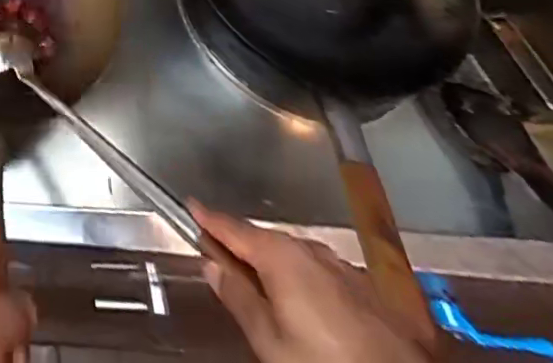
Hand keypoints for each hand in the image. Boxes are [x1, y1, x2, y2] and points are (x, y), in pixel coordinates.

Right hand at [191, 201, 433, 362]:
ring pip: (290, 253)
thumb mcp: (270, 342)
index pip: (234, 228)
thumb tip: (211, 265)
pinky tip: (293, 295)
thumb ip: (239, 298)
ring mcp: (339, 265)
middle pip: (262, 239)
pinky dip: (295, 272)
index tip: (191, 205)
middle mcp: (309, 250)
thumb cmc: (323, 362)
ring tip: (249, 273)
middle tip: (213, 249)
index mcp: (280, 256)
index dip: (209, 218)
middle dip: (237, 241)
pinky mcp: (361, 286)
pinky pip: (315, 268)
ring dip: (266, 258)